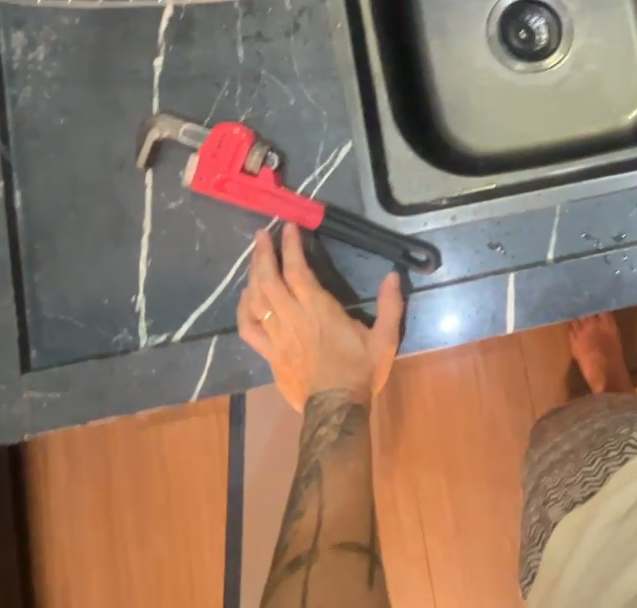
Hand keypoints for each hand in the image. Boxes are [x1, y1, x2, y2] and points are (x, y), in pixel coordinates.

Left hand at [236, 223, 405, 411]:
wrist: (336, 409)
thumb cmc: (361, 370)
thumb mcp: (385, 338)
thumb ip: (390, 305)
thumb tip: (393, 276)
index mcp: (320, 310)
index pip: (298, 270)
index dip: (290, 246)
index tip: (288, 227)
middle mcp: (294, 318)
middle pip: (270, 279)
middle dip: (264, 253)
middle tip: (262, 233)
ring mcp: (277, 336)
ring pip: (257, 299)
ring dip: (253, 274)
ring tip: (254, 256)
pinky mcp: (269, 353)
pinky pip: (248, 327)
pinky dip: (243, 308)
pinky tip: (246, 296)